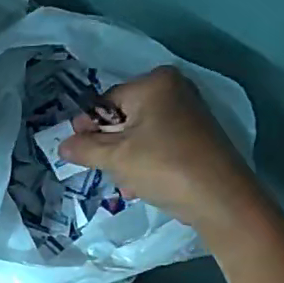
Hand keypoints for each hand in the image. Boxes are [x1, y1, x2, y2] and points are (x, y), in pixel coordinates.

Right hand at [57, 66, 271, 240]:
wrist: (220, 199)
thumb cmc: (164, 168)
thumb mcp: (116, 159)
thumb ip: (85, 149)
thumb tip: (63, 145)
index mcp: (155, 82)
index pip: (106, 102)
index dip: (89, 128)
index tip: (79, 152)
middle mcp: (175, 90)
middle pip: (124, 118)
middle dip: (110, 148)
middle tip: (107, 172)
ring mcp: (190, 113)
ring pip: (141, 136)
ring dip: (127, 161)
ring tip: (127, 185)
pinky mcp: (198, 138)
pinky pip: (159, 145)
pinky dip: (147, 163)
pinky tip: (143, 187)